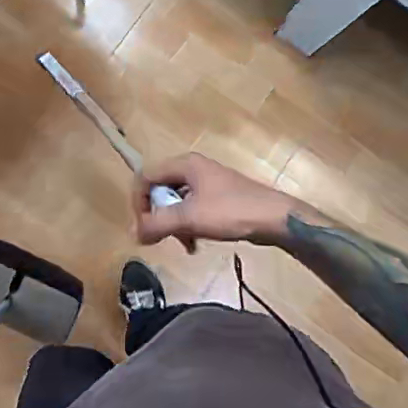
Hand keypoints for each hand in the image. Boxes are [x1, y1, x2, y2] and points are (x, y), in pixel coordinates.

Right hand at [135, 153, 317, 249]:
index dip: (139, 203)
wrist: (273, 218)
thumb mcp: (189, 218)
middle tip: (162, 239)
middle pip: (159, 190)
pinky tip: (195, 244)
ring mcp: (207, 183)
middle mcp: (193, 168)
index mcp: (185, 164)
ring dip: (173, 225)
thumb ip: (157, 224)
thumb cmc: (231, 212)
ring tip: (184, 244)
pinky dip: (188, 226)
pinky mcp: (217, 198)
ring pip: (175, 203)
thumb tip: (135, 233)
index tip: (144, 227)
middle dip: (158, 216)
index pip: (145, 177)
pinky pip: (191, 210)